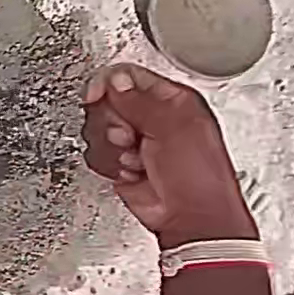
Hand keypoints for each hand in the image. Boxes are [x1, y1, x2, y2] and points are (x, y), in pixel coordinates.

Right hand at [82, 63, 257, 247]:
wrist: (190, 217)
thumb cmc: (198, 177)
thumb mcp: (173, 127)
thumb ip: (139, 100)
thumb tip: (115, 80)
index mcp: (171, 100)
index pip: (127, 77)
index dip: (107, 84)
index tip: (95, 96)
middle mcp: (152, 118)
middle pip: (106, 104)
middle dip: (112, 123)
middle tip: (129, 137)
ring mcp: (135, 141)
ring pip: (97, 130)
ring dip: (113, 149)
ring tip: (137, 159)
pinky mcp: (121, 162)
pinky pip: (97, 154)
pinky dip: (111, 165)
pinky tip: (132, 172)